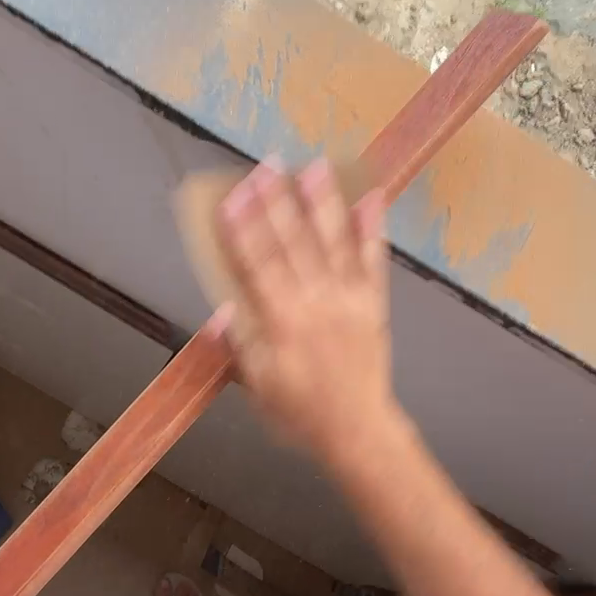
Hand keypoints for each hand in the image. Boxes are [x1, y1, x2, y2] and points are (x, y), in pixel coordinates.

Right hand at [213, 157, 406, 468]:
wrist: (357, 431)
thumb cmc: (299, 414)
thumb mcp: (256, 386)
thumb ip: (240, 345)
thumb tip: (222, 309)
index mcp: (282, 323)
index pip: (257, 265)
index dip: (243, 229)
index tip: (232, 195)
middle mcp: (315, 303)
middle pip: (292, 244)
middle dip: (277, 202)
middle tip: (266, 165)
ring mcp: (348, 300)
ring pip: (332, 244)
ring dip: (323, 204)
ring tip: (316, 167)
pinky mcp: (373, 304)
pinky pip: (373, 262)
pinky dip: (372, 230)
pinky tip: (371, 198)